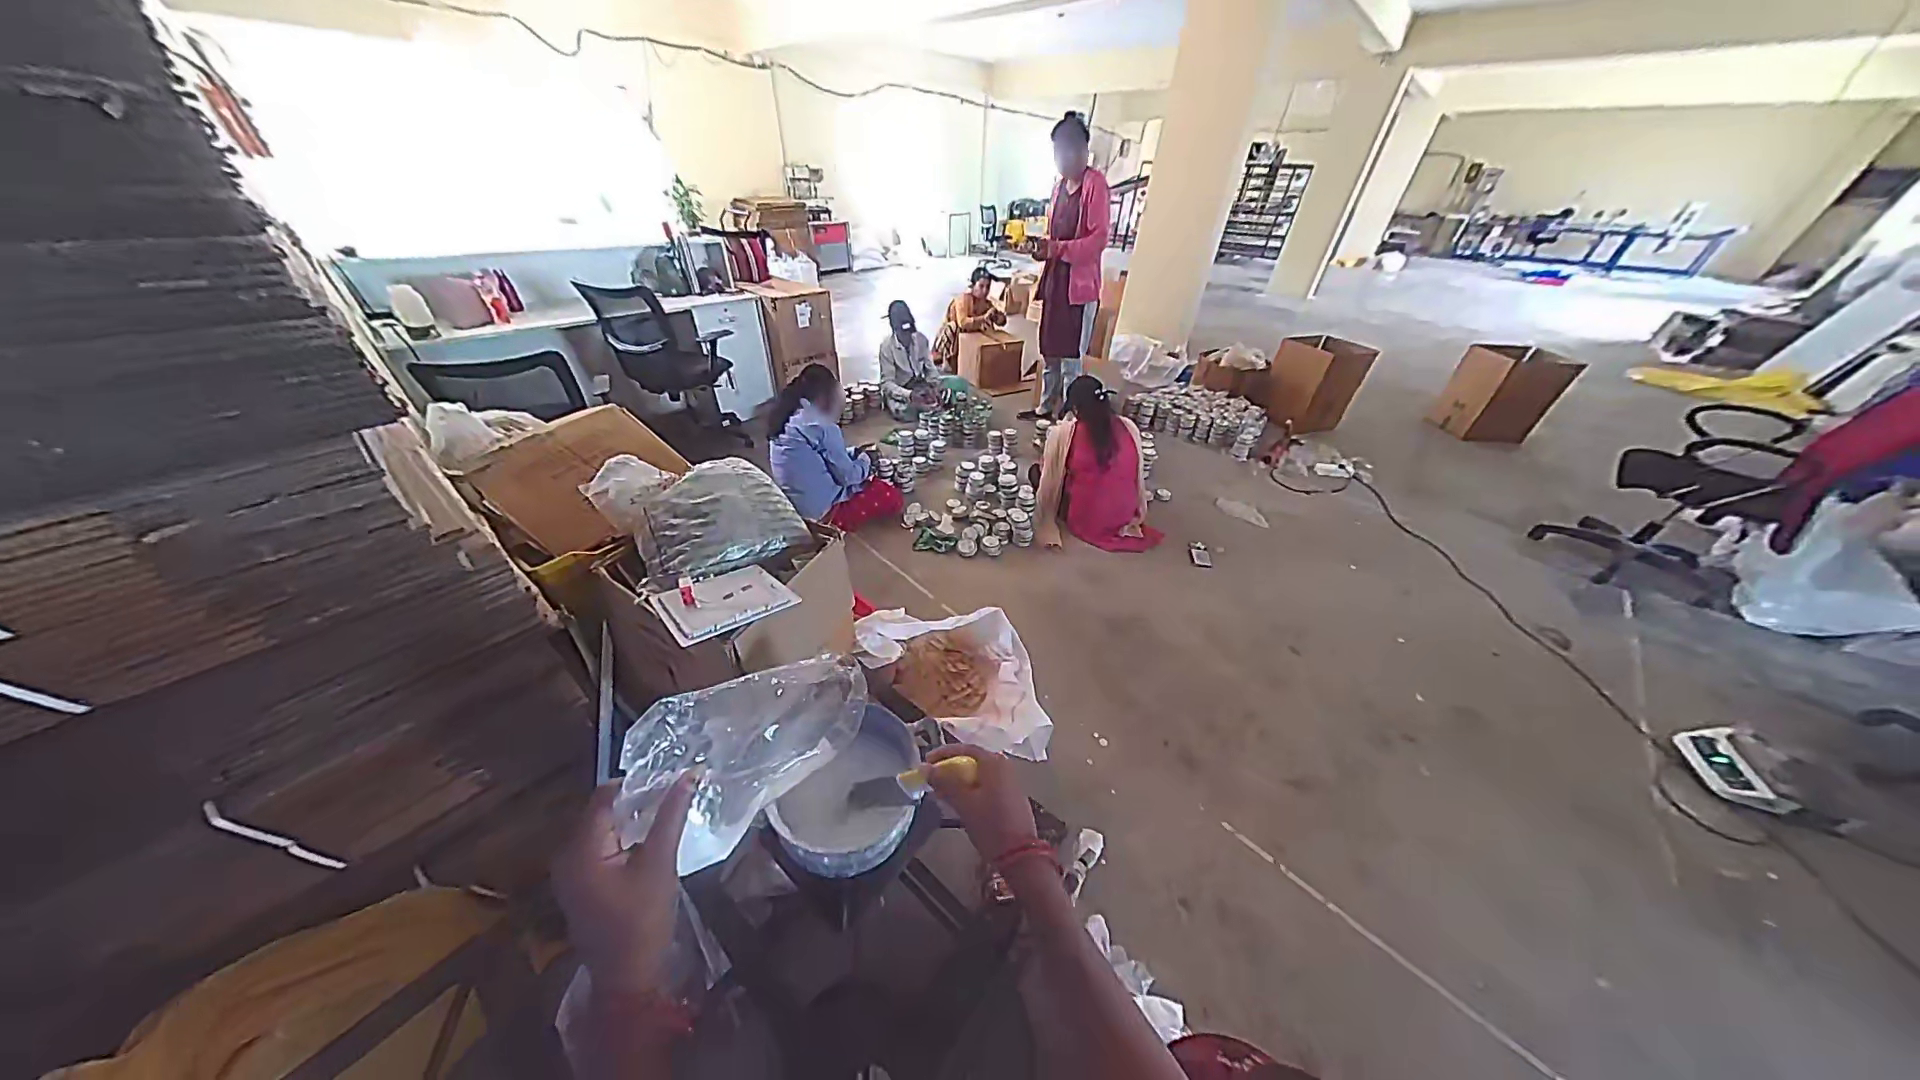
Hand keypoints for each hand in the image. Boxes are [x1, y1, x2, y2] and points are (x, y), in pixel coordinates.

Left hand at [551, 774, 694, 993]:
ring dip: (634, 817)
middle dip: (638, 799)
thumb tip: (689, 775)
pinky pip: (602, 846)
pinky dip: (626, 836)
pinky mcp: (582, 884)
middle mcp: (567, 855)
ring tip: (668, 809)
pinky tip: (652, 836)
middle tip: (674, 791)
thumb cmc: (642, 918)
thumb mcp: (660, 861)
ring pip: (604, 827)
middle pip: (602, 810)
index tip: (671, 776)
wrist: (628, 977)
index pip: (606, 796)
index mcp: (579, 848)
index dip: (638, 782)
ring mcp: (571, 872)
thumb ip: (671, 814)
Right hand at [925, 743, 1036, 862]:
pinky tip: (959, 802)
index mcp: (994, 763)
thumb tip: (925, 768)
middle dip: (950, 769)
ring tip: (941, 792)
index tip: (927, 762)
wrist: (1019, 855)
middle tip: (932, 778)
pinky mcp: (1010, 797)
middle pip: (972, 761)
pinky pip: (986, 785)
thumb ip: (944, 782)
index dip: (943, 754)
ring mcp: (1009, 782)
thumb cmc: (990, 824)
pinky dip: (971, 789)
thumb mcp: (964, 803)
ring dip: (959, 781)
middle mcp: (1004, 767)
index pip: (965, 749)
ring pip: (978, 775)